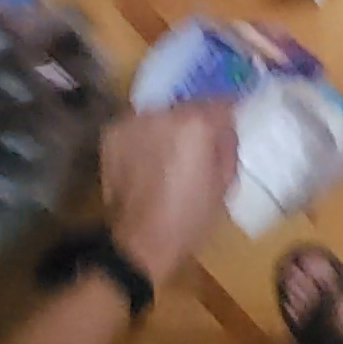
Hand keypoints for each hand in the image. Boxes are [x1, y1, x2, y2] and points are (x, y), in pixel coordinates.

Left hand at [101, 103, 238, 284]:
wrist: (139, 242)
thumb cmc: (190, 217)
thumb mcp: (225, 182)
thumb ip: (227, 145)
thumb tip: (224, 129)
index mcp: (197, 124)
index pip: (222, 101)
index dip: (229, 114)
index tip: (229, 125)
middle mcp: (164, 113)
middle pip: (190, 106)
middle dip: (197, 122)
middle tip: (200, 146)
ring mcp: (134, 122)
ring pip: (163, 115)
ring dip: (170, 128)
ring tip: (171, 154)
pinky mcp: (113, 134)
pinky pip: (140, 127)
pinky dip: (146, 137)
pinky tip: (148, 159)